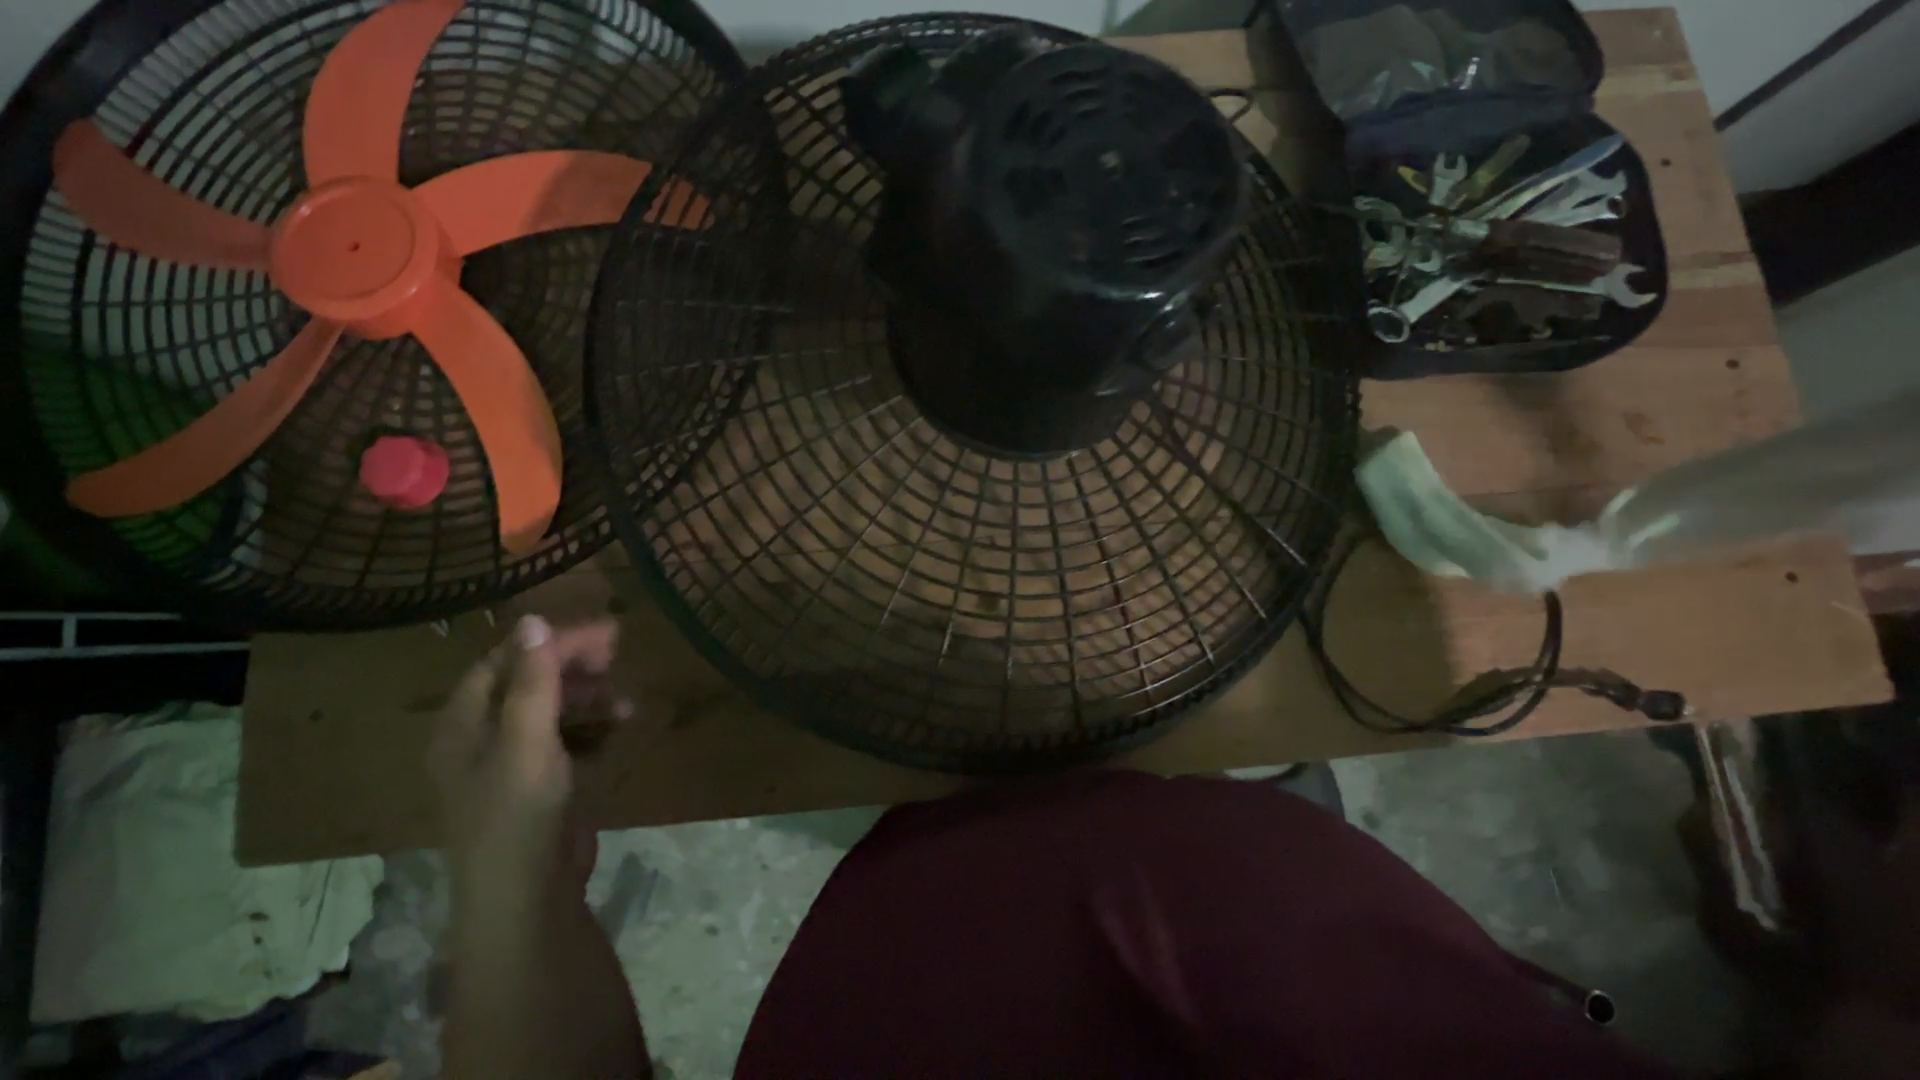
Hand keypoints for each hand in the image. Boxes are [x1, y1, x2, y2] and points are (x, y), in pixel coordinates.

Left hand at [430, 614, 622, 886]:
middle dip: (572, 666)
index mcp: (462, 726)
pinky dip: (593, 726)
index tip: (599, 634)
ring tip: (626, 697)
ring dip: (588, 696)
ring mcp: (514, 765)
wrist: (528, 899)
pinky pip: (568, 740)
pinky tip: (621, 723)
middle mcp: (482, 740)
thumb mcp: (525, 742)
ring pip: (552, 712)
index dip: (547, 645)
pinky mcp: (544, 787)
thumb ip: (532, 682)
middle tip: (618, 651)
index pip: (502, 665)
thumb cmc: (516, 815)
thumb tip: (533, 621)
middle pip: (528, 684)